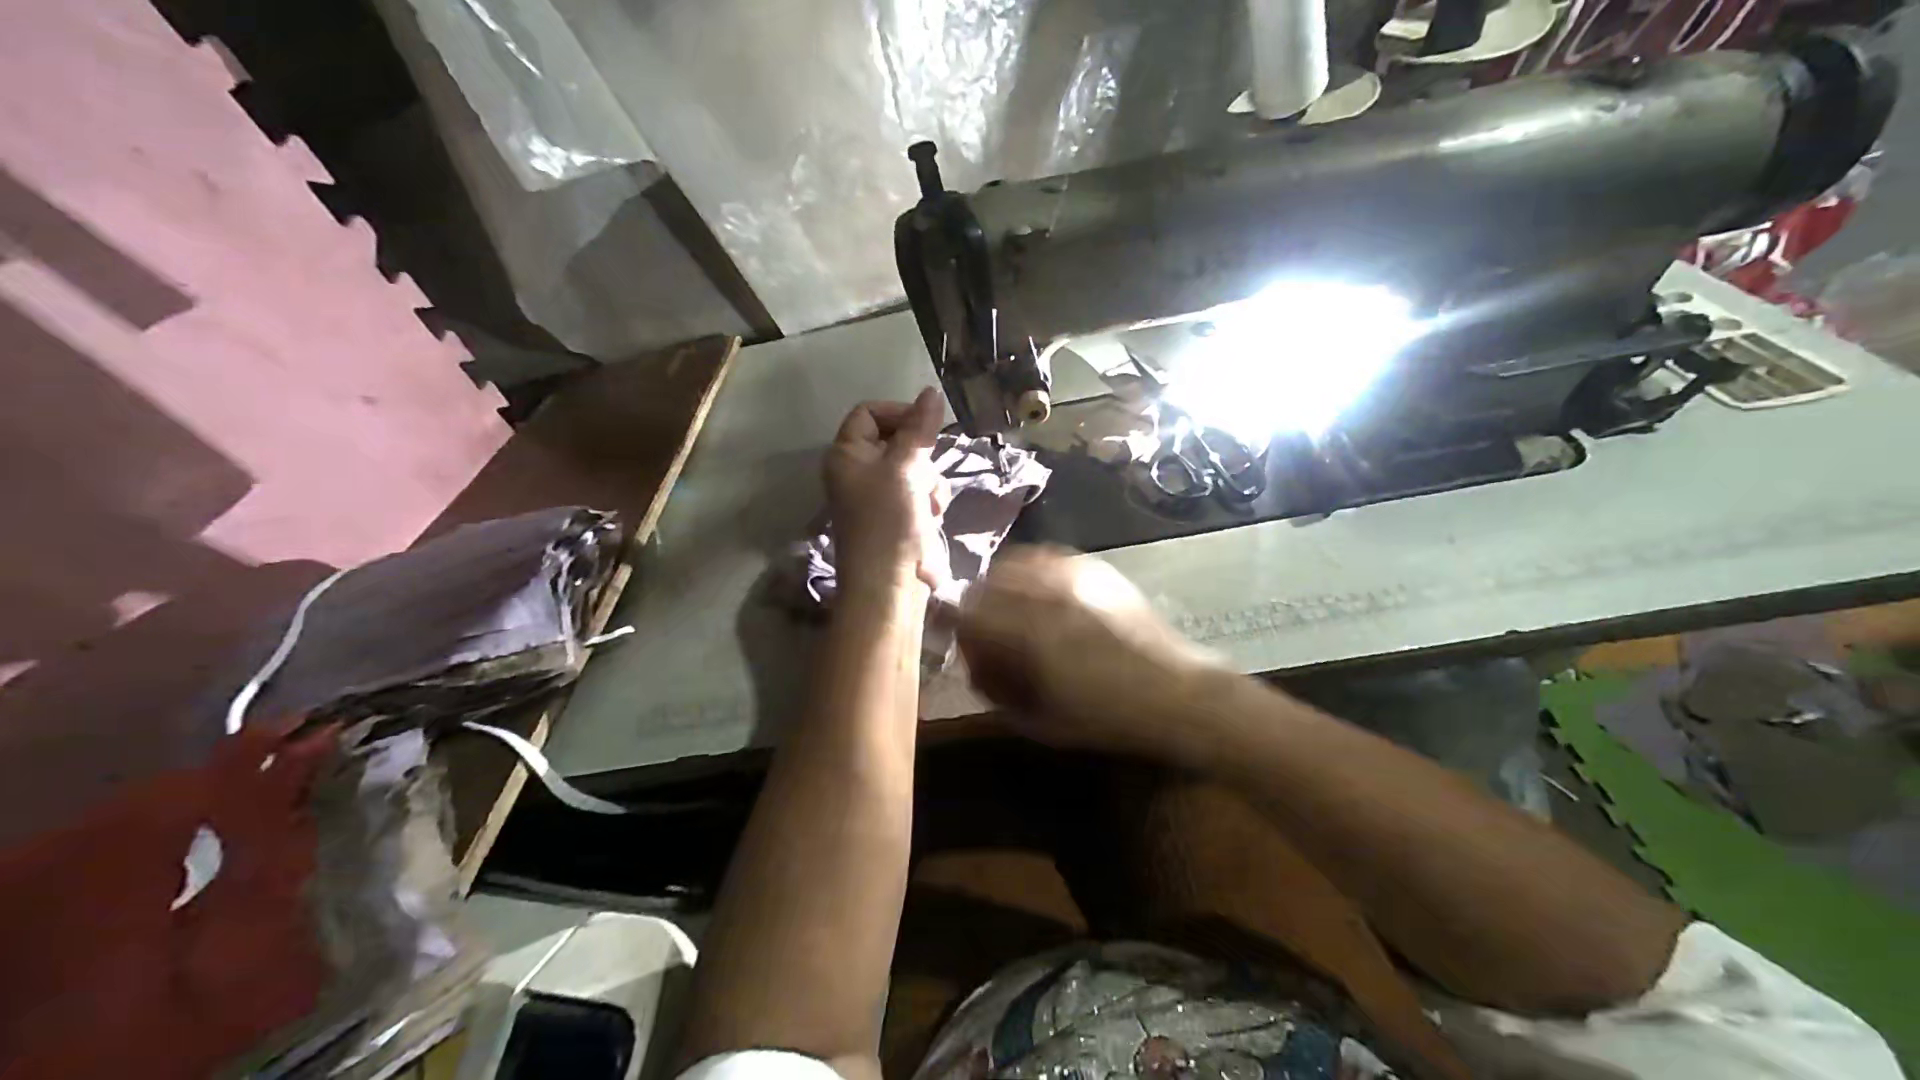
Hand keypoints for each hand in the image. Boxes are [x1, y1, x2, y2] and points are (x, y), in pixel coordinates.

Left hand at [824, 388, 950, 595]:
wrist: (890, 584)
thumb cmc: (889, 520)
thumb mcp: (906, 468)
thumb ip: (920, 429)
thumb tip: (931, 392)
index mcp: (847, 454)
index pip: (869, 413)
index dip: (898, 412)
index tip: (926, 426)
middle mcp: (858, 470)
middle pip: (897, 439)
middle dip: (921, 455)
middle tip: (926, 471)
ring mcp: (879, 494)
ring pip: (915, 466)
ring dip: (930, 480)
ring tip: (930, 503)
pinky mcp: (898, 515)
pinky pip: (920, 492)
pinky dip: (930, 500)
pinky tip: (932, 515)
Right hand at [956, 546, 1224, 757]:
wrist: (1176, 693)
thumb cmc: (1106, 717)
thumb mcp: (1041, 718)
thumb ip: (996, 688)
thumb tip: (972, 664)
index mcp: (1030, 634)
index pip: (967, 610)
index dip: (950, 621)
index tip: (950, 634)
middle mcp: (1048, 594)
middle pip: (986, 582)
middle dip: (977, 605)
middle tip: (984, 629)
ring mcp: (1074, 575)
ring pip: (1014, 563)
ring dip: (1003, 586)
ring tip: (1012, 610)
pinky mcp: (1096, 568)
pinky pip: (1047, 557)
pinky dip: (1033, 573)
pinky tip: (1042, 596)